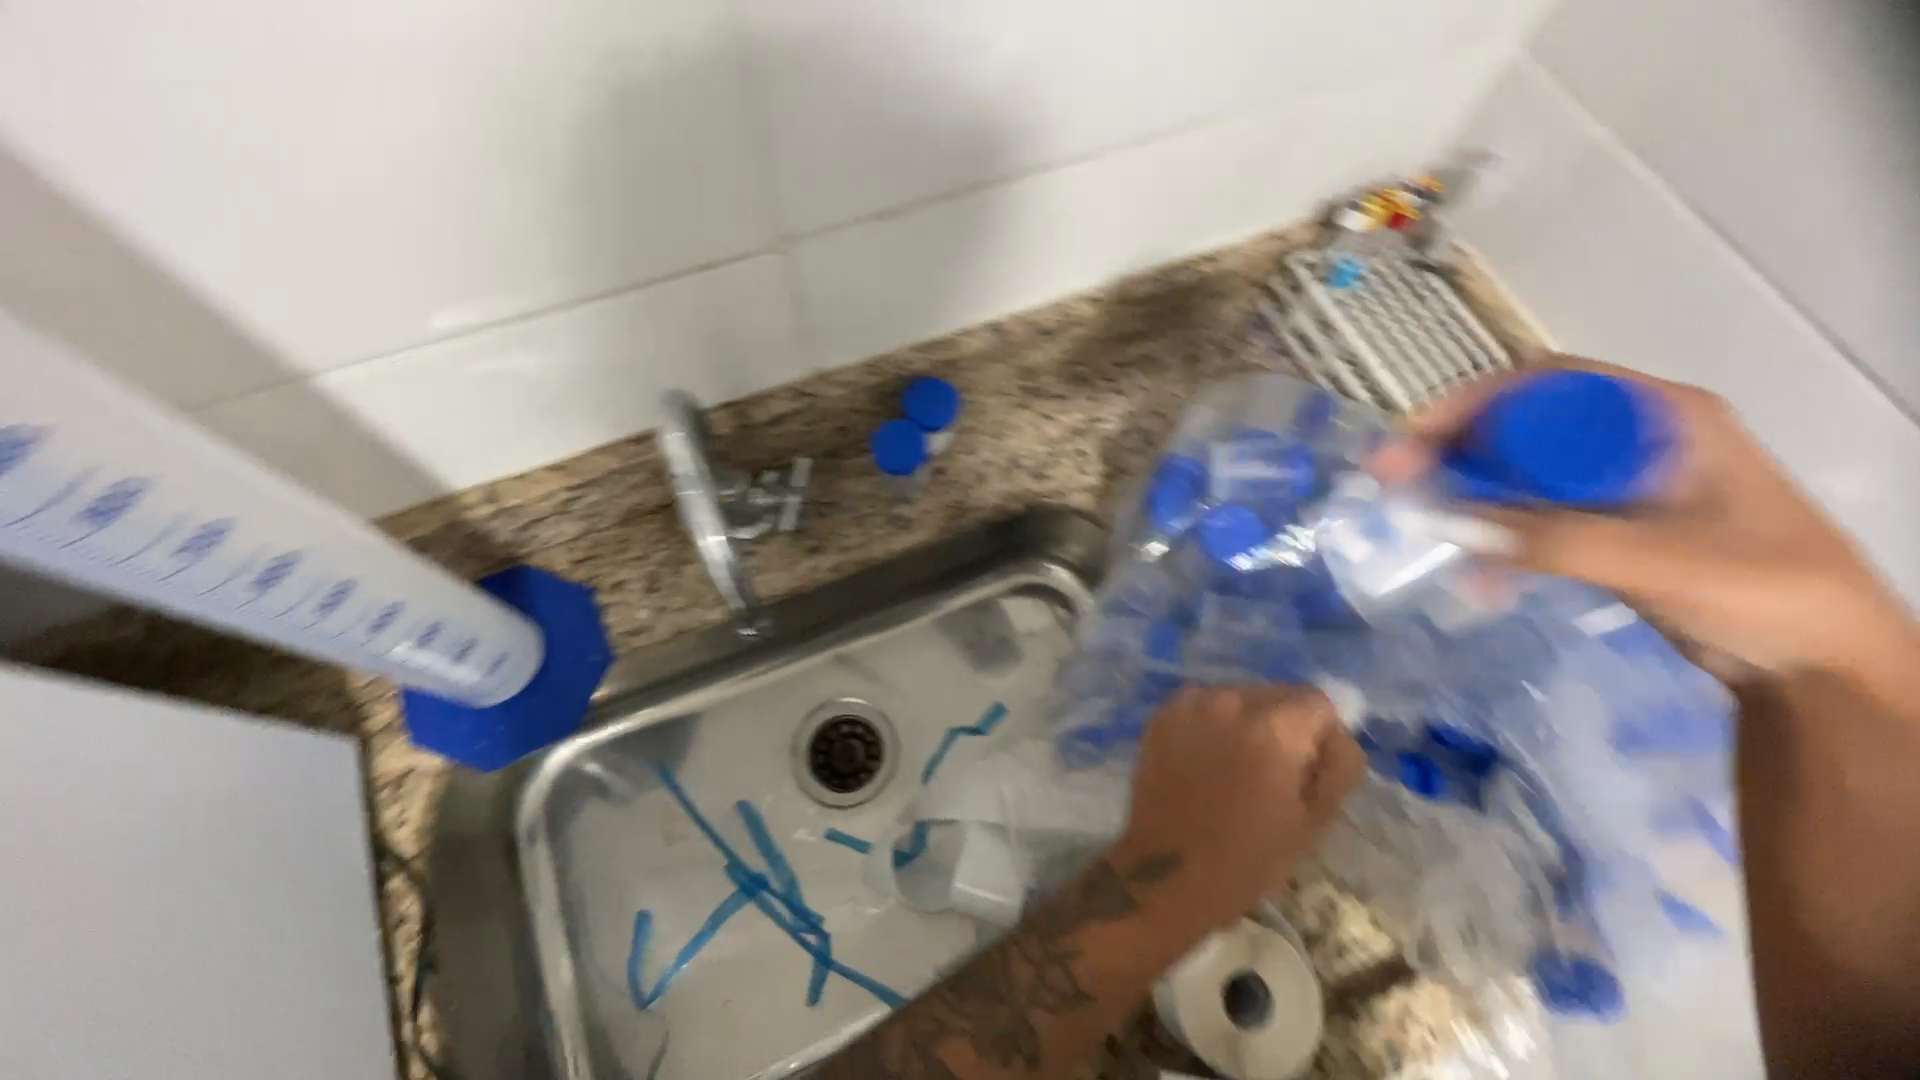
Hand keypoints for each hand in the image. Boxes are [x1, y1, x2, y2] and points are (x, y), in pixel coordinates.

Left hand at [1115, 685, 1363, 931]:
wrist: (1168, 872)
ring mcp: (1190, 704)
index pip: (1317, 700)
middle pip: (1276, 693)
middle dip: (1284, 723)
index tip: (1308, 768)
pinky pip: (1202, 703)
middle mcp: (1229, 701)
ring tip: (1235, 766)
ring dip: (1246, 719)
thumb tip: (1336, 733)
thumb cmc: (1249, 856)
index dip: (1321, 734)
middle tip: (1273, 771)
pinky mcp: (1161, 714)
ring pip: (1238, 695)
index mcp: (1273, 727)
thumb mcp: (1315, 819)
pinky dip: (1212, 722)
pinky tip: (1205, 759)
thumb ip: (1340, 764)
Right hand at [1374, 356, 1910, 676]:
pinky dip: (1496, 541)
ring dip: (1468, 500)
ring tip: (1421, 529)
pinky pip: (1531, 519)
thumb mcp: (1658, 560)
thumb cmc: (1765, 592)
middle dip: (1453, 452)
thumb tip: (1447, 522)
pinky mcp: (1606, 529)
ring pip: (1520, 474)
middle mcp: (1632, 440)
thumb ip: (1552, 539)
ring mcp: (1618, 486)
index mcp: (1661, 418)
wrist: (1824, 667)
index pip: (1547, 384)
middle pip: (1523, 426)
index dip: (1473, 402)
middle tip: (1393, 480)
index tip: (1414, 436)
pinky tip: (1477, 579)